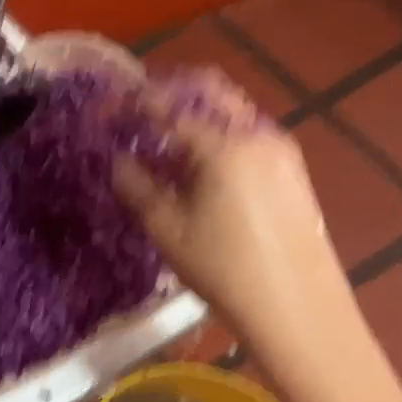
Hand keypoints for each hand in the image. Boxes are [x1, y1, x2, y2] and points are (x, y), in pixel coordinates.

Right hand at [112, 73, 353, 342]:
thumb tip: (117, 160)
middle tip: (132, 108)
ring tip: (157, 135)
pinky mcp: (290, 171)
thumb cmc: (224, 268)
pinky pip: (244, 132)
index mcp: (224, 146)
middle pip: (209, 91)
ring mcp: (280, 152)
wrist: (300, 310)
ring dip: (192, 112)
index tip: (101, 109)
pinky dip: (214, 132)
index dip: (128, 104)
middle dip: (167, 92)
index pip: (166, 108)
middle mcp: (257, 136)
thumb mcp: (165, 228)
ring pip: (229, 110)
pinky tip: (192, 160)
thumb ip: (135, 185)